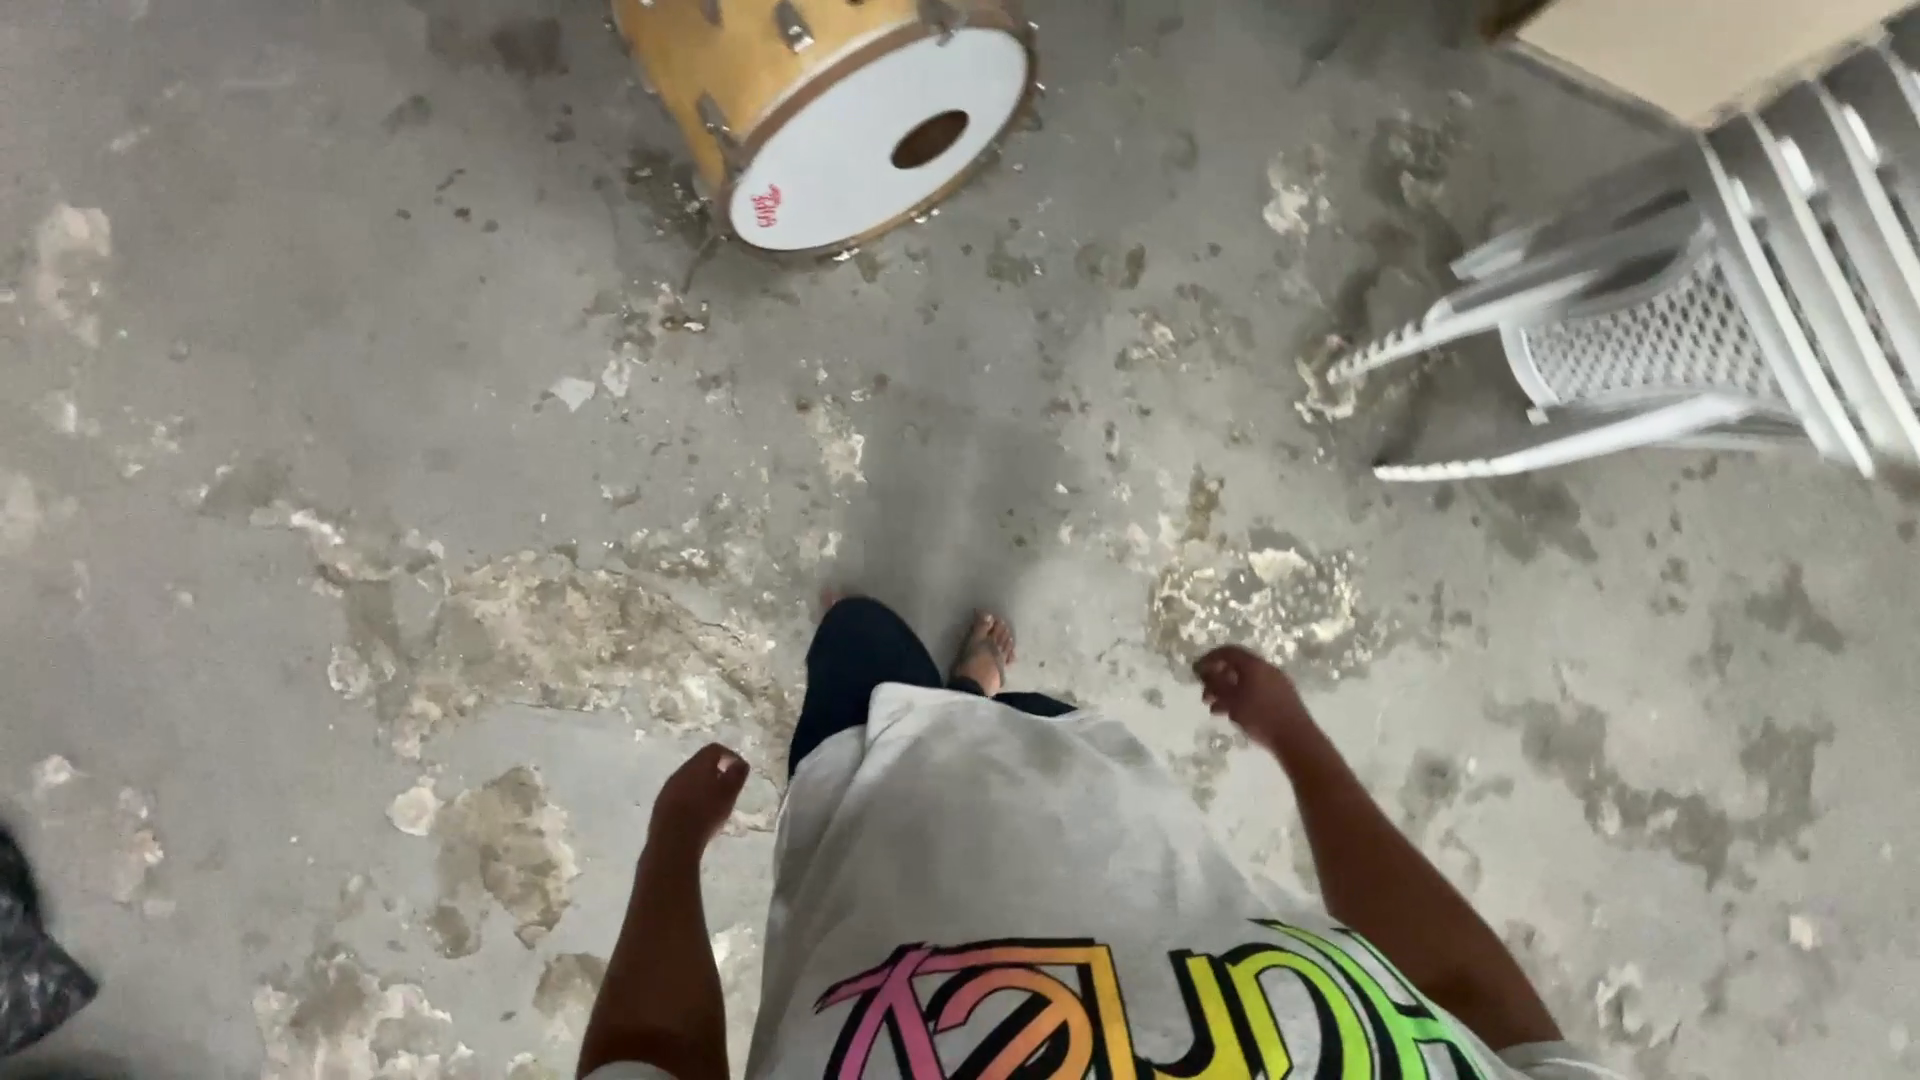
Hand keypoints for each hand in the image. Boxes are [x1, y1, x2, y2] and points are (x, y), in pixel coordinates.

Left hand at [646, 743, 748, 859]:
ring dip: (703, 786)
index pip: (715, 749)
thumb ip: (737, 775)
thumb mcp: (729, 794)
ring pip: (689, 779)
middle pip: (700, 763)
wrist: (672, 840)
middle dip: (716, 772)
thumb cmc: (706, 813)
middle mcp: (681, 771)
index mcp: (698, 764)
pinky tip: (697, 815)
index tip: (739, 770)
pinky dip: (691, 799)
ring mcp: (668, 788)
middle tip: (728, 787)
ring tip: (714, 804)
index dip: (730, 756)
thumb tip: (740, 763)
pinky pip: (680, 794)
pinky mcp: (660, 805)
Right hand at [1193, 646, 1310, 749]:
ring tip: (1215, 710)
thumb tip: (1205, 671)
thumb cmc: (1260, 716)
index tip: (1196, 671)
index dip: (1209, 659)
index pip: (1227, 652)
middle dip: (1217, 680)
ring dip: (1228, 692)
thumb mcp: (1231, 699)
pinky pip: (1256, 691)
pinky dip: (1241, 698)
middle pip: (1236, 667)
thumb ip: (1215, 684)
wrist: (1296, 739)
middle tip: (1205, 695)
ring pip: (1245, 682)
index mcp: (1254, 665)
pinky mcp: (1283, 697)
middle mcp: (1267, 669)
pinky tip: (1233, 715)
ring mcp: (1277, 683)